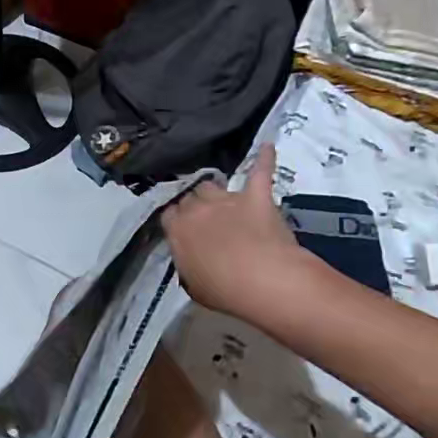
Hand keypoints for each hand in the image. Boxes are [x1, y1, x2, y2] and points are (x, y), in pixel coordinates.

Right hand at [161, 143, 317, 320]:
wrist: (262, 280)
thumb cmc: (223, 291)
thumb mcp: (193, 285)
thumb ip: (188, 263)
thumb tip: (190, 257)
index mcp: (178, 231)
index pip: (169, 215)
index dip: (177, 220)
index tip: (183, 229)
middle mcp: (198, 209)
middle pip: (190, 196)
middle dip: (195, 205)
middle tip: (205, 219)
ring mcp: (228, 199)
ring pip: (213, 184)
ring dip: (215, 191)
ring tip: (222, 199)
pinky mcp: (257, 196)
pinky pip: (260, 170)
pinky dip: (264, 158)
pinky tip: (268, 146)